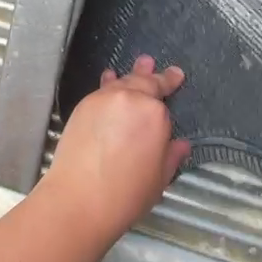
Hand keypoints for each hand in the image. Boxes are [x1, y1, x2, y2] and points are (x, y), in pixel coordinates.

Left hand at [39, 56, 191, 239]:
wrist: (80, 197)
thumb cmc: (127, 193)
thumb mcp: (159, 178)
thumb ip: (171, 155)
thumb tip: (181, 144)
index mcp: (154, 114)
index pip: (164, 96)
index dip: (170, 86)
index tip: (177, 75)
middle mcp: (130, 98)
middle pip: (143, 82)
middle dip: (153, 75)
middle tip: (157, 65)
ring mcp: (104, 98)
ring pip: (122, 82)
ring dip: (132, 74)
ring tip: (141, 64)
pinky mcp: (84, 104)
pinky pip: (102, 88)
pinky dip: (110, 82)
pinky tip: (110, 78)